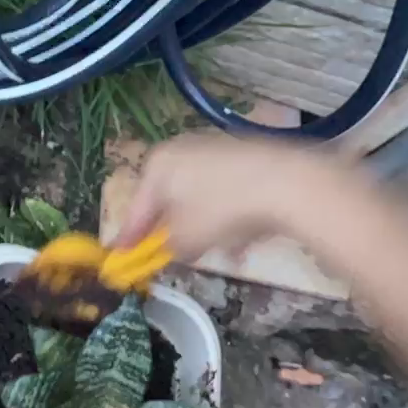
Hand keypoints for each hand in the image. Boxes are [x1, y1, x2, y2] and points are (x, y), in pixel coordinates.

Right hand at [112, 133, 375, 261]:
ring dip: (203, 226)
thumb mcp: (187, 239)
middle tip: (175, 254)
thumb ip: (167, 248)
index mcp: (157, 165)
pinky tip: (243, 238)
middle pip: (167, 199)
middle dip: (172, 229)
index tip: (120, 259)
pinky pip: (225, 191)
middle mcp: (179, 149)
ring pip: (199, 197)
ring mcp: (213, 148)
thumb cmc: (223, 209)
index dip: (129, 238)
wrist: (287, 182)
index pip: (135, 209)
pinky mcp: (244, 154)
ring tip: (219, 250)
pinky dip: (228, 214)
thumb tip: (168, 249)